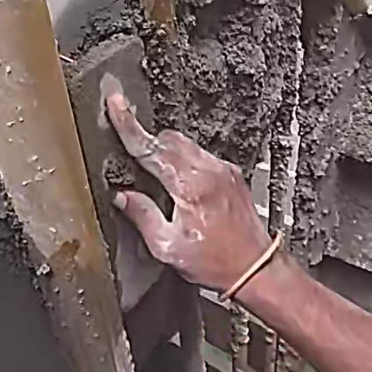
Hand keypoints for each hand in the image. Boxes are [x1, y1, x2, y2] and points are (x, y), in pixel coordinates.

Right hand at [104, 84, 274, 294]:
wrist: (256, 268)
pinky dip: (184, 161)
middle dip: (147, 143)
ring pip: (185, 143)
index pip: (150, 148)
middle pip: (168, 138)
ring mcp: (223, 169)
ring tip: (158, 180)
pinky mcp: (231, 174)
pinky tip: (181, 186)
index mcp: (190, 186)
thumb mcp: (167, 247)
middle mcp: (209, 170)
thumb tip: (121, 196)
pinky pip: (200, 154)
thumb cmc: (215, 262)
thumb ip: (142, 216)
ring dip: (166, 153)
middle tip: (132, 158)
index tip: (115, 103)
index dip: (128, 125)